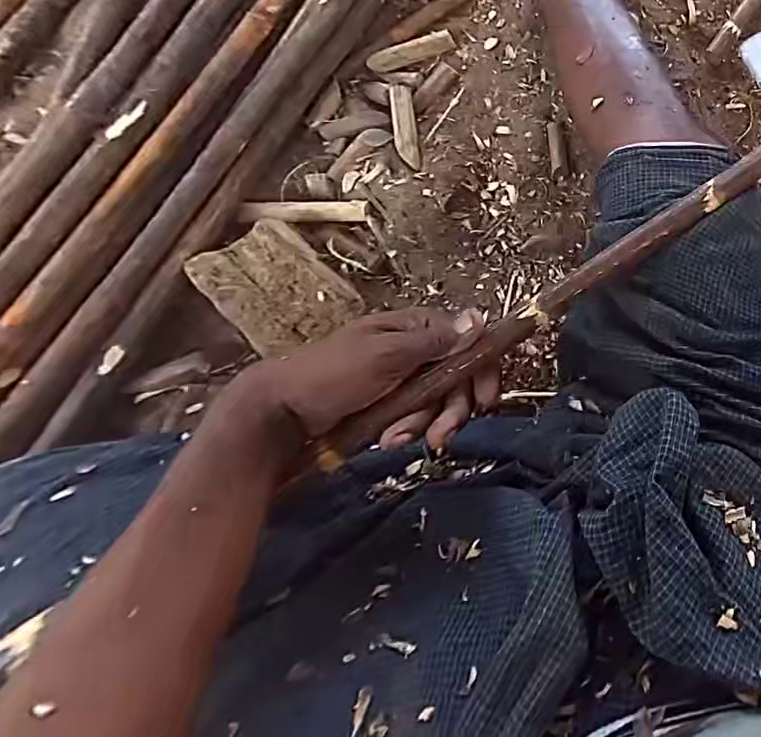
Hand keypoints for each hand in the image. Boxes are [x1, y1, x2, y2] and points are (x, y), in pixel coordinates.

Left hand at [238, 309, 495, 449]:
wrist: (274, 414)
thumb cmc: (330, 375)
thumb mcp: (387, 354)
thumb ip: (436, 341)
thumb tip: (479, 319)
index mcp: (418, 328)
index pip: (471, 343)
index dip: (483, 372)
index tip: (486, 401)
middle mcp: (417, 349)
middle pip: (460, 377)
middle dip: (452, 408)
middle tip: (443, 435)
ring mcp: (404, 377)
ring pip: (440, 400)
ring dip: (427, 423)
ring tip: (398, 440)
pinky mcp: (391, 402)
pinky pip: (418, 415)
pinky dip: (409, 429)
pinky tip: (389, 439)